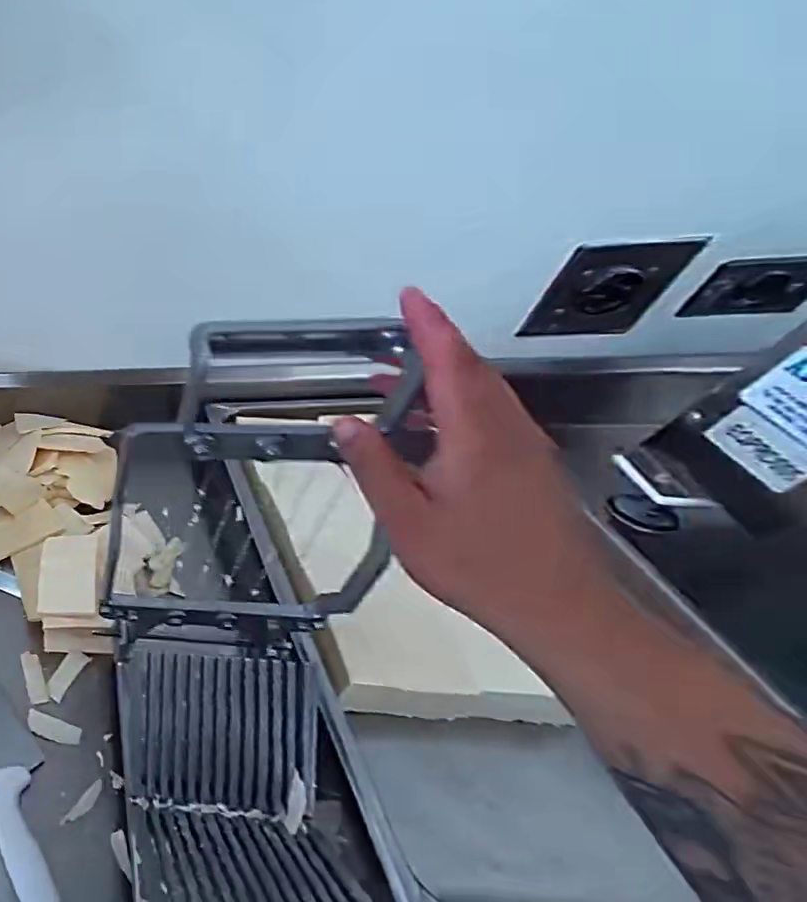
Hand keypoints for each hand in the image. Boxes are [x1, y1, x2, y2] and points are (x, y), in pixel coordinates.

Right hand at [331, 288, 611, 642]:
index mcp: (478, 439)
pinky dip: (452, 403)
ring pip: (482, 395)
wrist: (561, 610)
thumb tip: (344, 423)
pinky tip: (420, 424)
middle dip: (433, 344)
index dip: (430, 328)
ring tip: (389, 379)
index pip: (452, 367)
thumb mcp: (406, 518)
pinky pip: (488, 417)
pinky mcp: (528, 468)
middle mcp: (508, 434)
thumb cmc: (478, 564)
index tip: (411, 297)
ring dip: (438, 377)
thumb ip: (373, 466)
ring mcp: (524, 451)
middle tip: (395, 328)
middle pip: (472, 373)